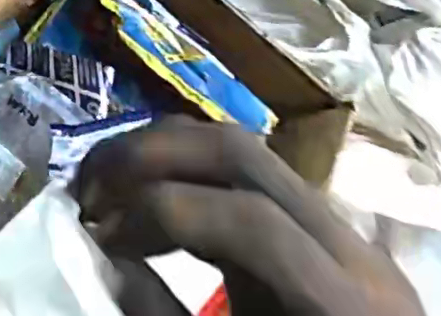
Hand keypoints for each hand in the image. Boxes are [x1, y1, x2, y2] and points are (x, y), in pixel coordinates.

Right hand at [74, 116, 422, 315]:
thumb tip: (104, 256)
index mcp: (349, 307)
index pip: (251, 220)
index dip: (161, 214)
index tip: (102, 240)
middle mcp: (352, 249)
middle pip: (233, 151)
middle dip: (143, 157)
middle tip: (88, 191)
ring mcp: (335, 227)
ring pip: (227, 142)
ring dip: (150, 151)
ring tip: (104, 187)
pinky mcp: (308, 223)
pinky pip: (231, 167)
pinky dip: (173, 167)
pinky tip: (142, 203)